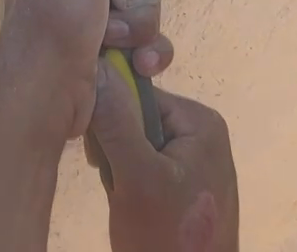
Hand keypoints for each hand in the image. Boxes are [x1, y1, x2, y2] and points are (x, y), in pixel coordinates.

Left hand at [0, 0, 173, 137]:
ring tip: (114, 40)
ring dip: (139, 26)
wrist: (47, 85)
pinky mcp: (109, 50)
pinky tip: (137, 66)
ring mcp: (97, 13)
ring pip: (150, 8)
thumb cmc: (55, 0)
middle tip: (120, 5)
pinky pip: (150, 44)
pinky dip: (147, 55)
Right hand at [90, 70, 239, 251]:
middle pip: (135, 115)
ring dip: (118, 166)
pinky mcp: (184, 186)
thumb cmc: (168, 241)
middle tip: (112, 179)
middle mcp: (201, 133)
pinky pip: (145, 164)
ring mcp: (195, 161)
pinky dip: (128, 181)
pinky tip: (129, 205)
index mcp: (200, 121)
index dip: (111, 115)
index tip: (98, 149)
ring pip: (135, 141)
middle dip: (115, 144)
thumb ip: (114, 119)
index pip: (137, 92)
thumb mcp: (135, 176)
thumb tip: (95, 62)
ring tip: (122, 197)